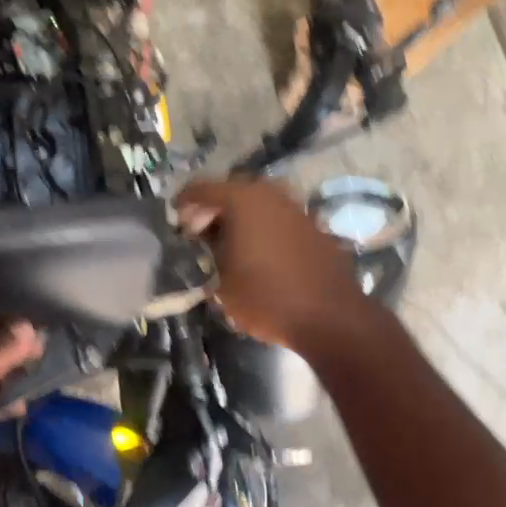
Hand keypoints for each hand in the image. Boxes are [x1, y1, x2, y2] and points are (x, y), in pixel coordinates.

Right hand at [175, 179, 372, 354]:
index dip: (183, 206)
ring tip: (228, 248)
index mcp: (242, 199)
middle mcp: (271, 194)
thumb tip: (209, 245)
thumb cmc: (267, 298)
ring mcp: (297, 208)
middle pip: (231, 192)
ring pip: (258, 205)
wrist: (331, 317)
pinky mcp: (315, 227)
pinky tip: (260, 256)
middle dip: (213, 212)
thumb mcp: (222, 282)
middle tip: (199, 237)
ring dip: (241, 221)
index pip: (200, 189)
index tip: (174, 226)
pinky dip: (264, 231)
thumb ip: (209, 254)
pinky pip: (279, 221)